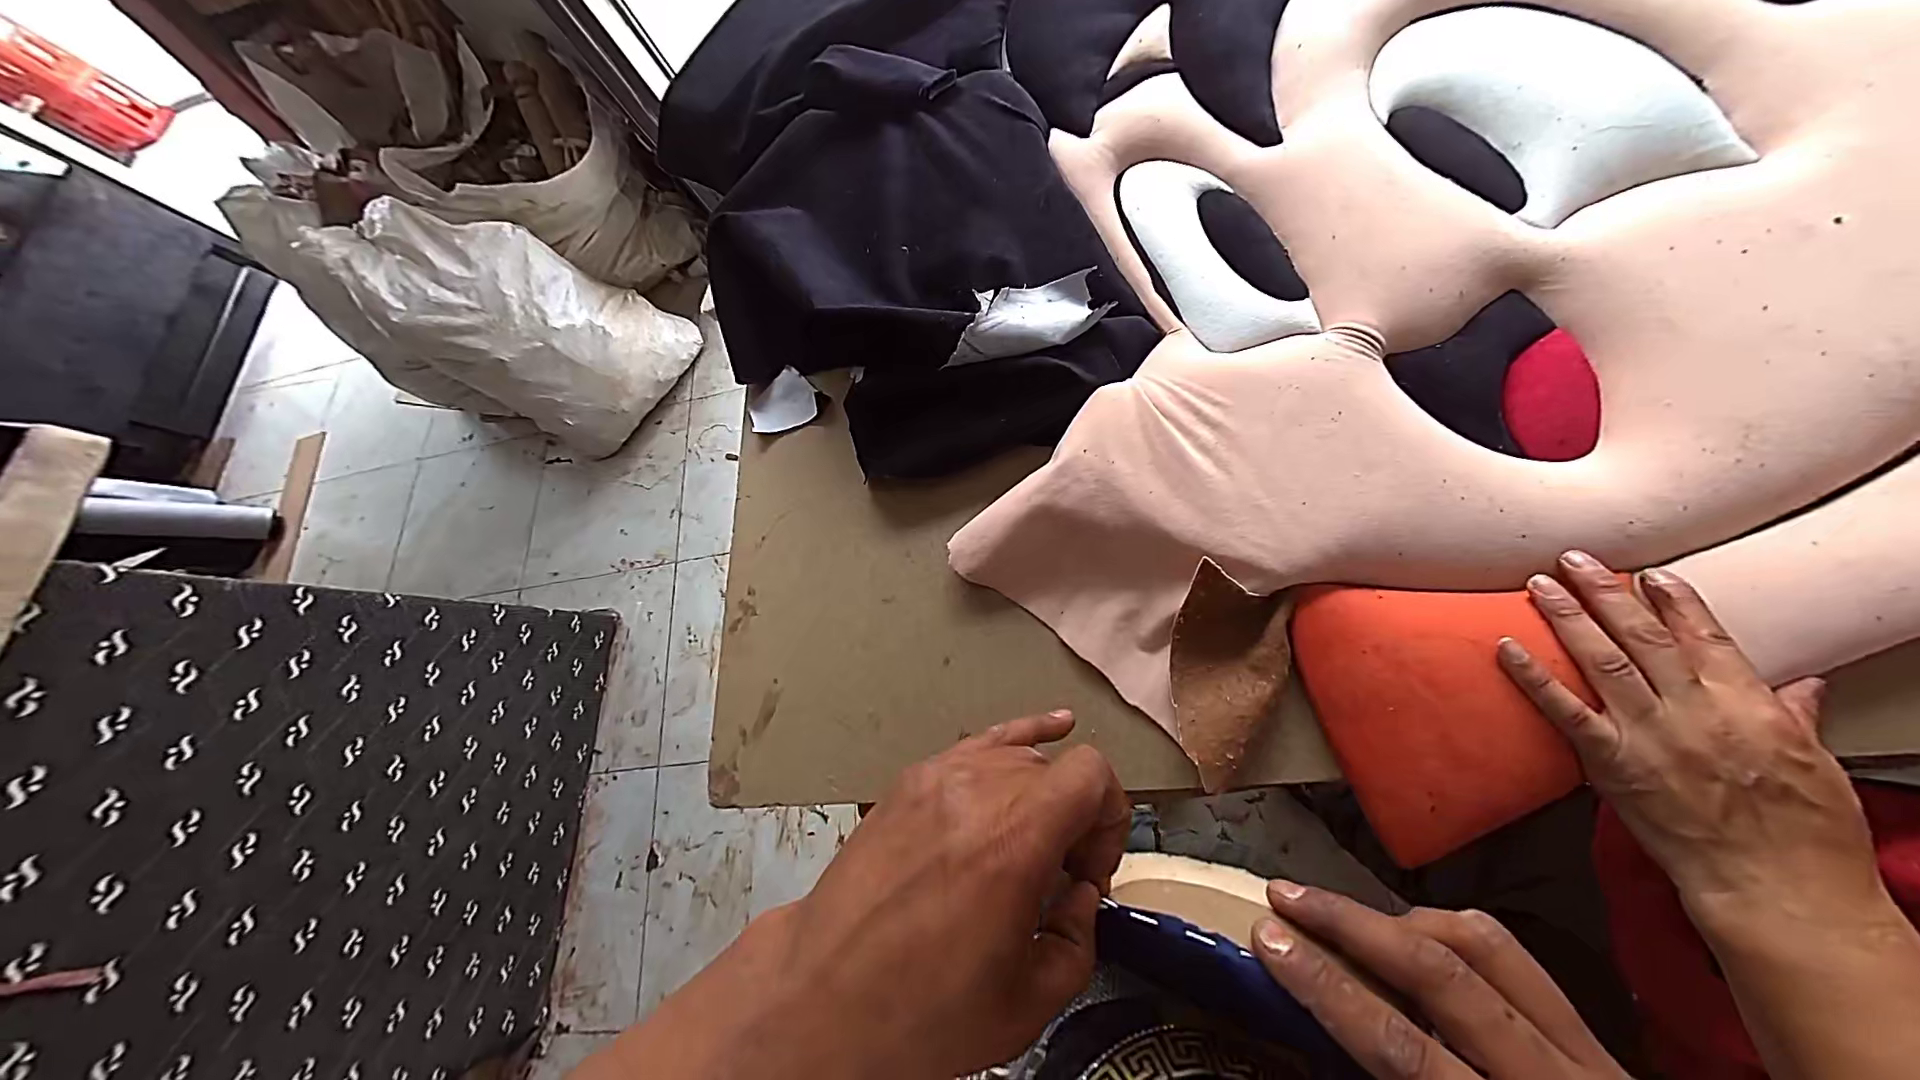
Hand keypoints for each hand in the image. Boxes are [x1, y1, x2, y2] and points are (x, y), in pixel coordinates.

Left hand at [776, 709, 1130, 1074]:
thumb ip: (1079, 935)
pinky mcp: (910, 781)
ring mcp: (938, 777)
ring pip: (1018, 755)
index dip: (1110, 818)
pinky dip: (1015, 738)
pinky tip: (1043, 730)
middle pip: (1057, 766)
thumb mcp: (1028, 1000)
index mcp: (1013, 840)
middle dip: (1076, 815)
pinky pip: (976, 744)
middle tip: (1059, 872)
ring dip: (1041, 792)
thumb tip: (1079, 894)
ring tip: (1029, 841)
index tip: (1090, 870)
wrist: (822, 995)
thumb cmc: (919, 1008)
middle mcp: (977, 791)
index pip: (1092, 775)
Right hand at [1254, 882, 1629, 1078]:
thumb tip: (1320, 1042)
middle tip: (1285, 894)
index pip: (1403, 1048)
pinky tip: (1416, 930)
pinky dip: (1453, 931)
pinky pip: (1520, 960)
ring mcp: (1593, 1064)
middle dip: (1349, 925)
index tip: (1268, 939)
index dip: (1326, 987)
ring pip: (1486, 949)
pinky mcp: (1604, 1049)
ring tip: (1341, 910)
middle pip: (1441, 975)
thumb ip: (1400, 1079)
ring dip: (1398, 919)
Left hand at [1494, 550, 1883, 918]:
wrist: (1779, 888)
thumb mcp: (1816, 764)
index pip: (1705, 638)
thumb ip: (1792, 714)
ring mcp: (1649, 732)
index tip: (1648, 573)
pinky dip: (1532, 676)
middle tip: (1574, 560)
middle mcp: (1695, 710)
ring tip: (1538, 584)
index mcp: (1748, 706)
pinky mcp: (1611, 759)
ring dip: (1567, 618)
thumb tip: (1798, 681)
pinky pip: (1563, 709)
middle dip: (1607, 593)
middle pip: (1643, 637)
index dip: (1674, 601)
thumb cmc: (1805, 832)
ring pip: (1601, 660)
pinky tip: (1504, 647)